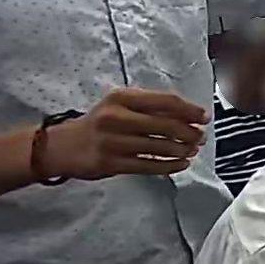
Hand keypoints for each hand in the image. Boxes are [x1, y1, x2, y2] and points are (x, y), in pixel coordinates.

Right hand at [42, 87, 209, 180]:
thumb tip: (190, 115)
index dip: (190, 110)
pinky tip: (182, 164)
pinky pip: (148, 166)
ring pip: (160, 147)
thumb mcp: (122, 104)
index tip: (204, 118)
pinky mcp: (109, 163)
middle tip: (201, 138)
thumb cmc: (101, 122)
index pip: (167, 101)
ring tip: (193, 150)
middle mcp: (116, 117)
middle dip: (190, 133)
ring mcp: (112, 141)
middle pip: (166, 125)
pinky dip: (170, 166)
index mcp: (123, 97)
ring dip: (183, 150)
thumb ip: (152, 105)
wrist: (60, 146)